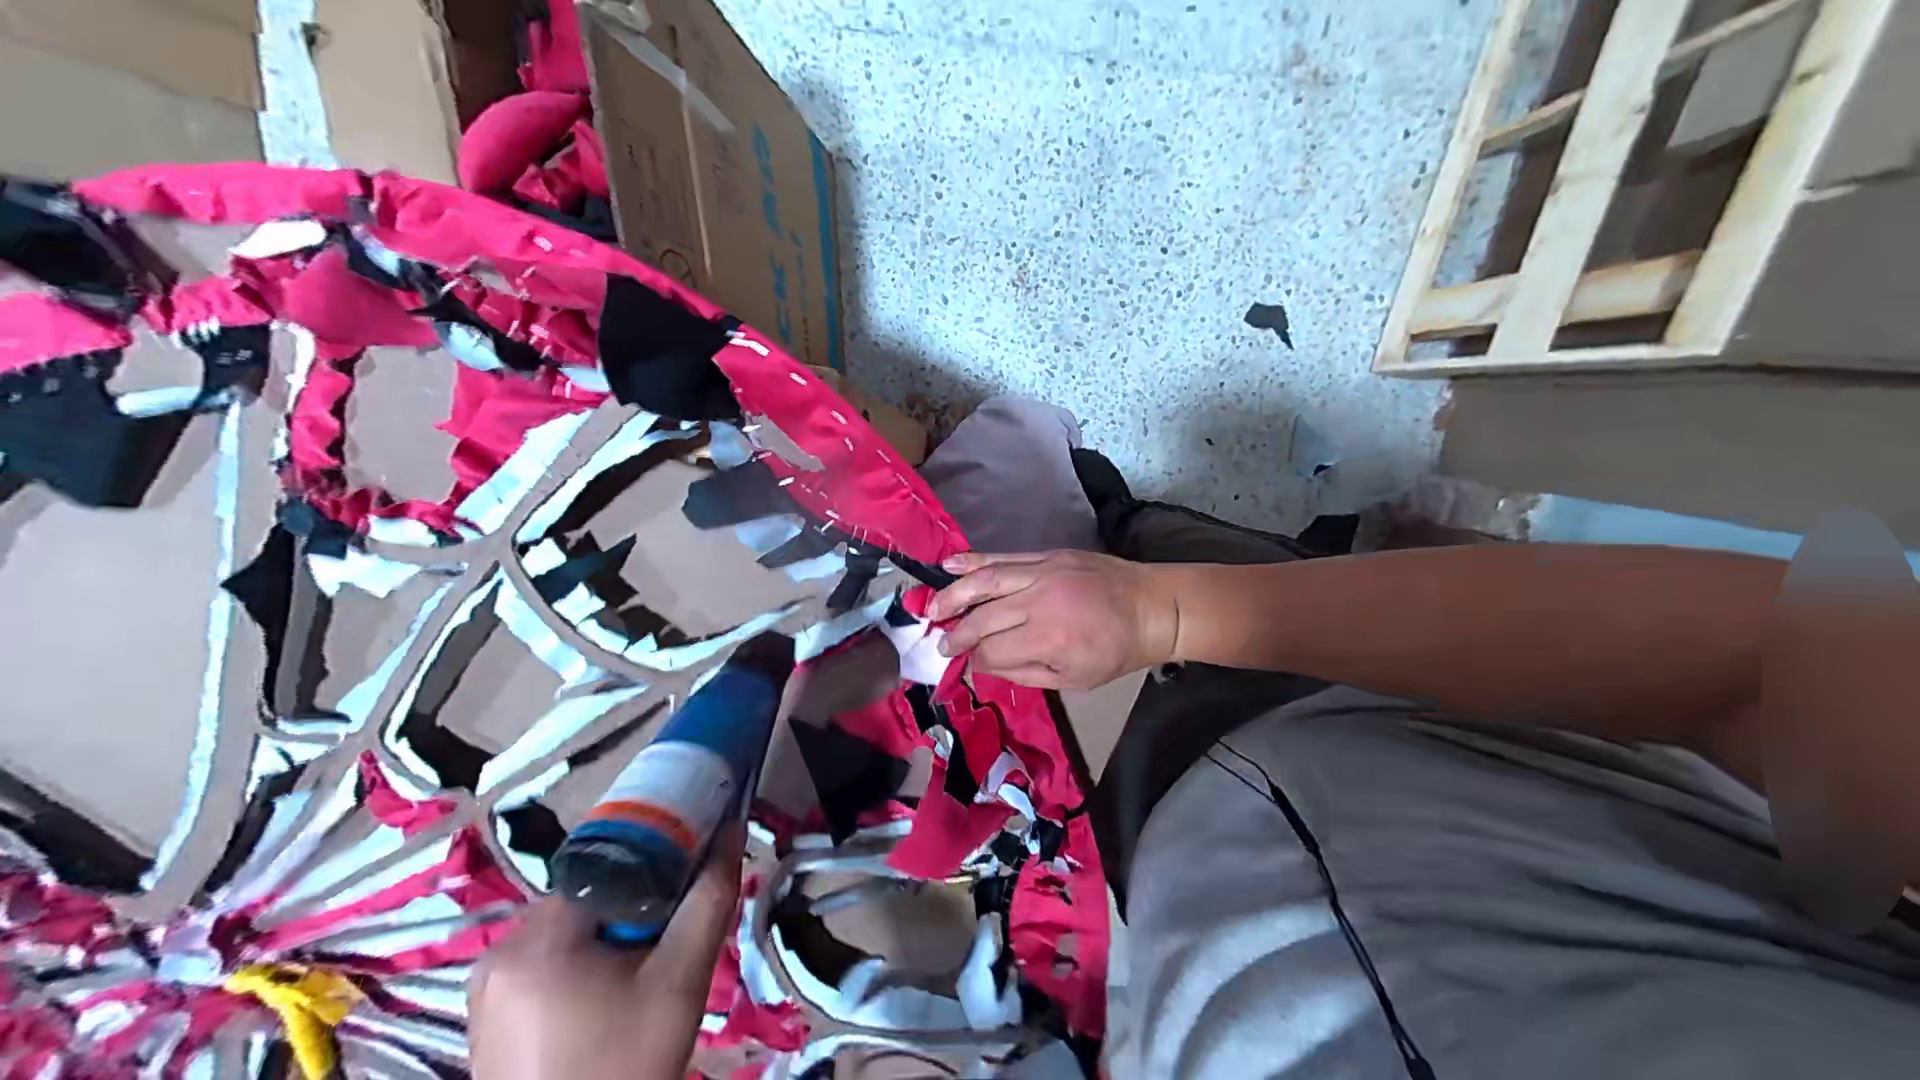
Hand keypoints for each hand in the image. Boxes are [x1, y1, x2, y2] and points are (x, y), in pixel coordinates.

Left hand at [468, 826, 744, 1079]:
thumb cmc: (626, 1068)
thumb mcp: (680, 982)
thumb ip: (709, 899)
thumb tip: (731, 830)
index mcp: (534, 939)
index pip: (608, 866)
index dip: (654, 868)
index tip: (686, 891)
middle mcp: (497, 952)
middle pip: (588, 895)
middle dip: (634, 908)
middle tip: (667, 944)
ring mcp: (484, 988)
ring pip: (570, 928)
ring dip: (611, 934)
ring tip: (642, 974)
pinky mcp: (486, 1016)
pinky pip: (546, 961)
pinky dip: (583, 963)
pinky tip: (608, 1000)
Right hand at [928, 550, 1179, 689]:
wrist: (1152, 606)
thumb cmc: (1116, 651)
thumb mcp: (1075, 680)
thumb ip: (1024, 673)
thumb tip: (984, 665)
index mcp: (1049, 641)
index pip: (992, 650)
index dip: (973, 660)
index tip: (963, 663)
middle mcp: (1039, 604)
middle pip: (981, 618)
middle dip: (956, 633)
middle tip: (939, 642)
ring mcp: (1042, 574)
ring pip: (985, 582)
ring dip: (952, 595)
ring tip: (930, 606)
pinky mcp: (1047, 556)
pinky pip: (1003, 558)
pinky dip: (974, 561)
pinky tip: (950, 565)